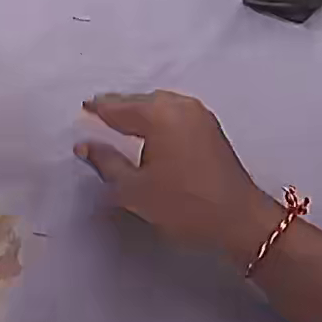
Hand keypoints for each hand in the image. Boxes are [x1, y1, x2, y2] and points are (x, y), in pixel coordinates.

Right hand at [76, 91, 281, 265]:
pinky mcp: (211, 129)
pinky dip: (158, 118)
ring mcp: (200, 115)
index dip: (98, 109)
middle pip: (141, 101)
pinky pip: (176, 113)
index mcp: (159, 115)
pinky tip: (151, 132)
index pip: (119, 107)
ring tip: (121, 123)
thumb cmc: (183, 205)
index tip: (82, 109)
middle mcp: (180, 106)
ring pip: (161, 105)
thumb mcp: (134, 189)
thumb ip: (106, 163)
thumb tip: (85, 146)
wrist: (238, 220)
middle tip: (97, 114)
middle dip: (119, 107)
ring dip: (140, 111)